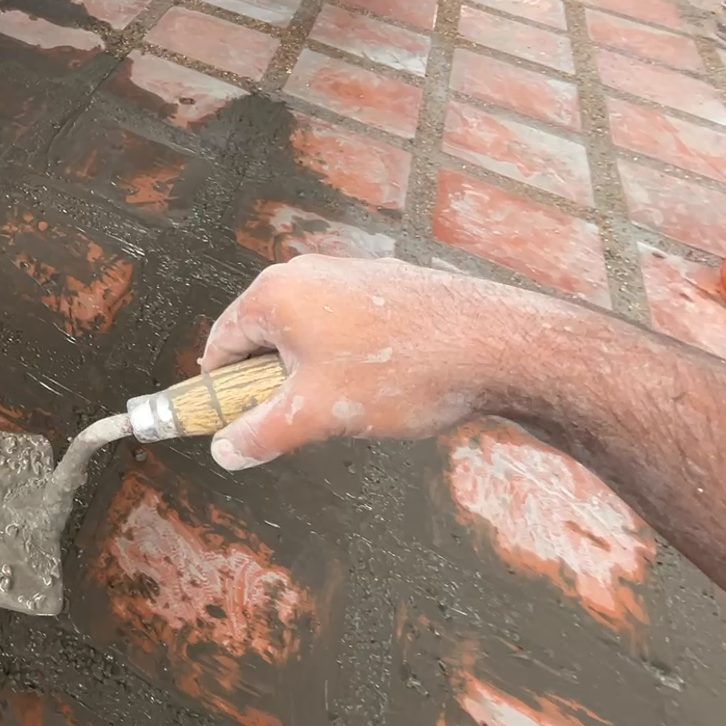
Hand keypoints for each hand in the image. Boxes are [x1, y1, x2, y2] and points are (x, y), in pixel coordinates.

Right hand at [199, 256, 564, 470]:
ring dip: (304, 365)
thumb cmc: (400, 373)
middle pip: (260, 332)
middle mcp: (302, 272)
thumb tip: (224, 453)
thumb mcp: (317, 414)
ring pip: (302, 326)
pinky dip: (339, 349)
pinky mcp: (383, 279)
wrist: (506, 345)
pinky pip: (338, 317)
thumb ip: (261, 434)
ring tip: (341, 401)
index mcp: (273, 294)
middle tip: (291, 414)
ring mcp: (345, 271)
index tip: (228, 416)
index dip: (218, 385)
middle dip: (267, 377)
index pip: (222, 341)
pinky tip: (376, 379)